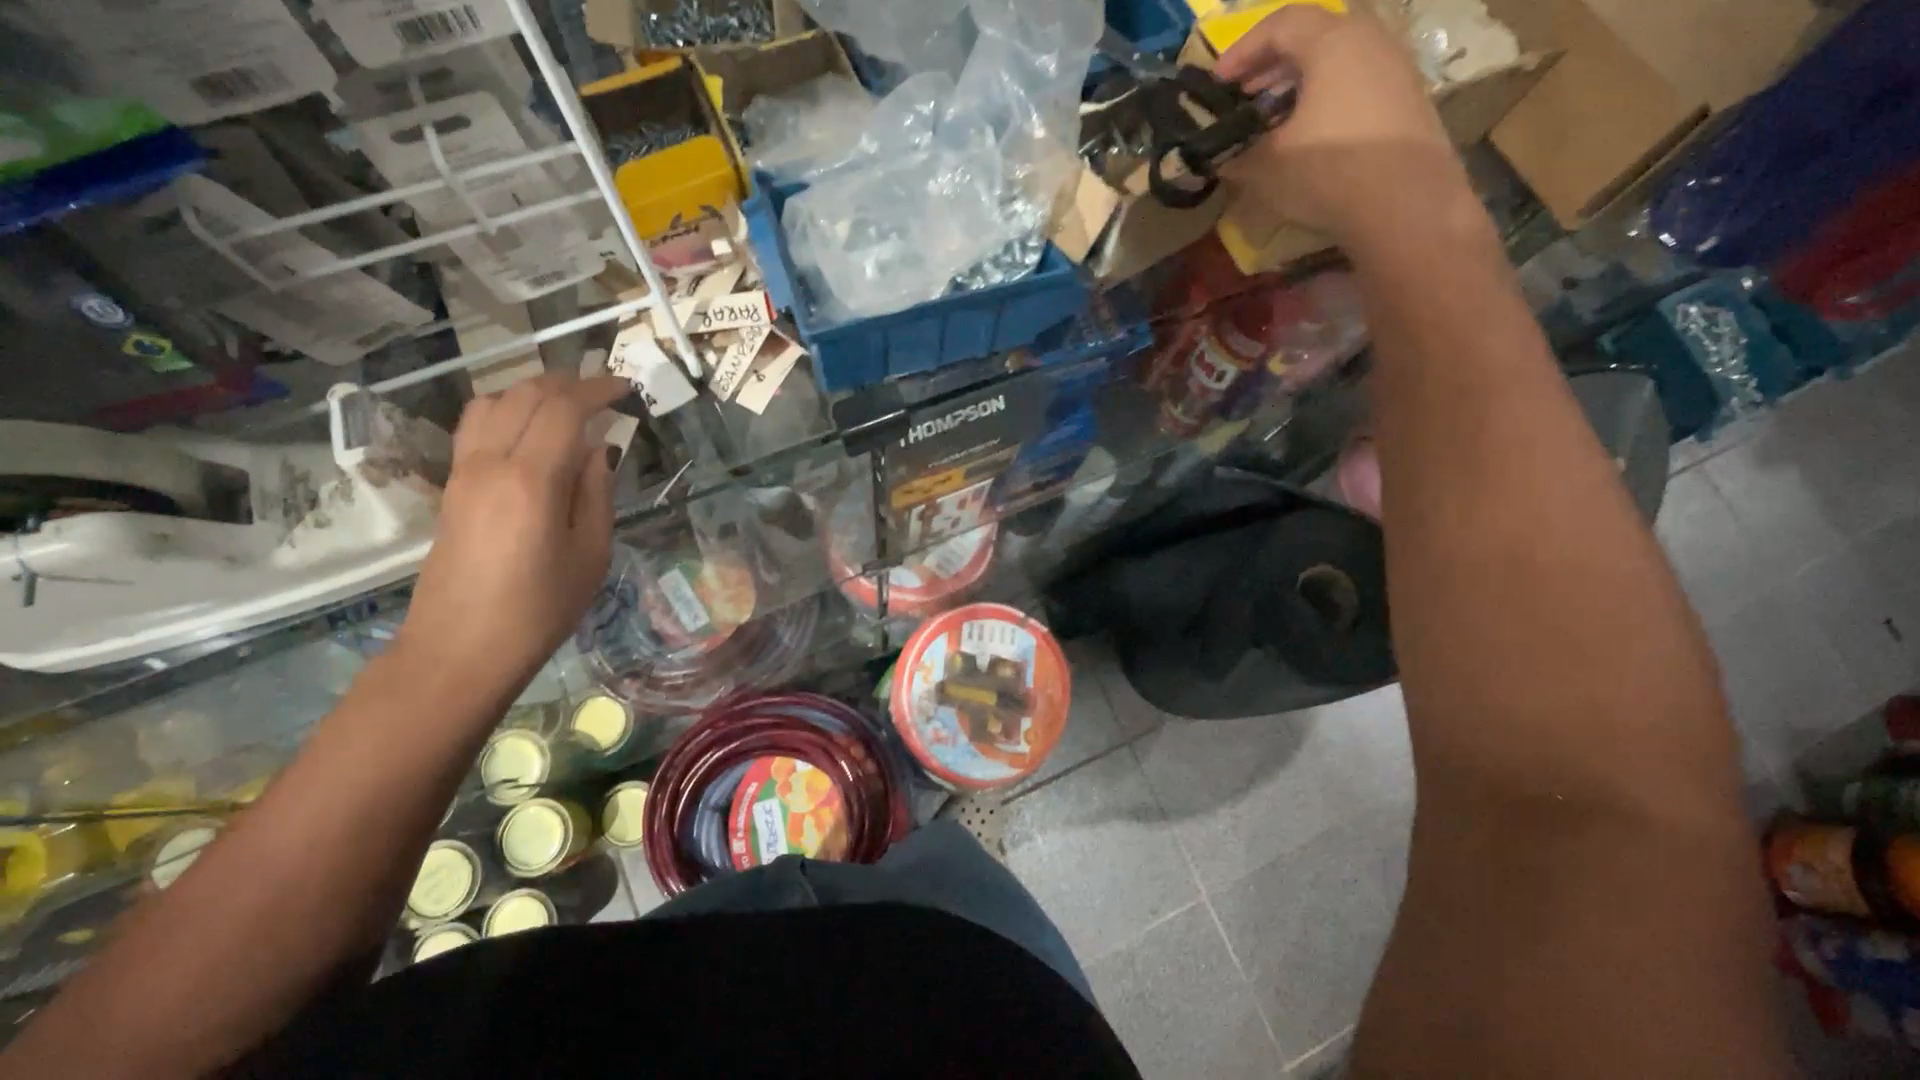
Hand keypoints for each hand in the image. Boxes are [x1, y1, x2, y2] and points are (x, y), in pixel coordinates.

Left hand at [396, 374, 630, 701]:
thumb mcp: (591, 555)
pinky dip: (507, 410)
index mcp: (532, 479)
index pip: (564, 409)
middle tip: (602, 390)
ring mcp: (463, 471)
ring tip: (566, 403)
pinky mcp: (451, 486)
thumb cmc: (539, 610)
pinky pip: (477, 425)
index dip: (598, 389)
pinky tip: (529, 430)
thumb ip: (596, 492)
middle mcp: (491, 462)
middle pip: (526, 395)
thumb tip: (597, 448)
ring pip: (494, 402)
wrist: (460, 649)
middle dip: (568, 383)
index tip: (626, 387)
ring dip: (532, 390)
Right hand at [1217, 6, 1469, 243]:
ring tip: (1272, 122)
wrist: (1409, 208)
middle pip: (1312, 39)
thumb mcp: (1267, 165)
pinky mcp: (1409, 104)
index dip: (1241, 51)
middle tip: (1242, 99)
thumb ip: (1236, 153)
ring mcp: (1396, 71)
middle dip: (1270, 67)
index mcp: (1333, 41)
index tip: (1216, 83)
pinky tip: (1309, 139)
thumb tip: (1219, 157)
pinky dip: (1326, 103)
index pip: (1280, 24)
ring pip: (1337, 64)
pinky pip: (1357, 88)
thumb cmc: (1330, 170)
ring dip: (1298, 88)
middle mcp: (1371, 42)